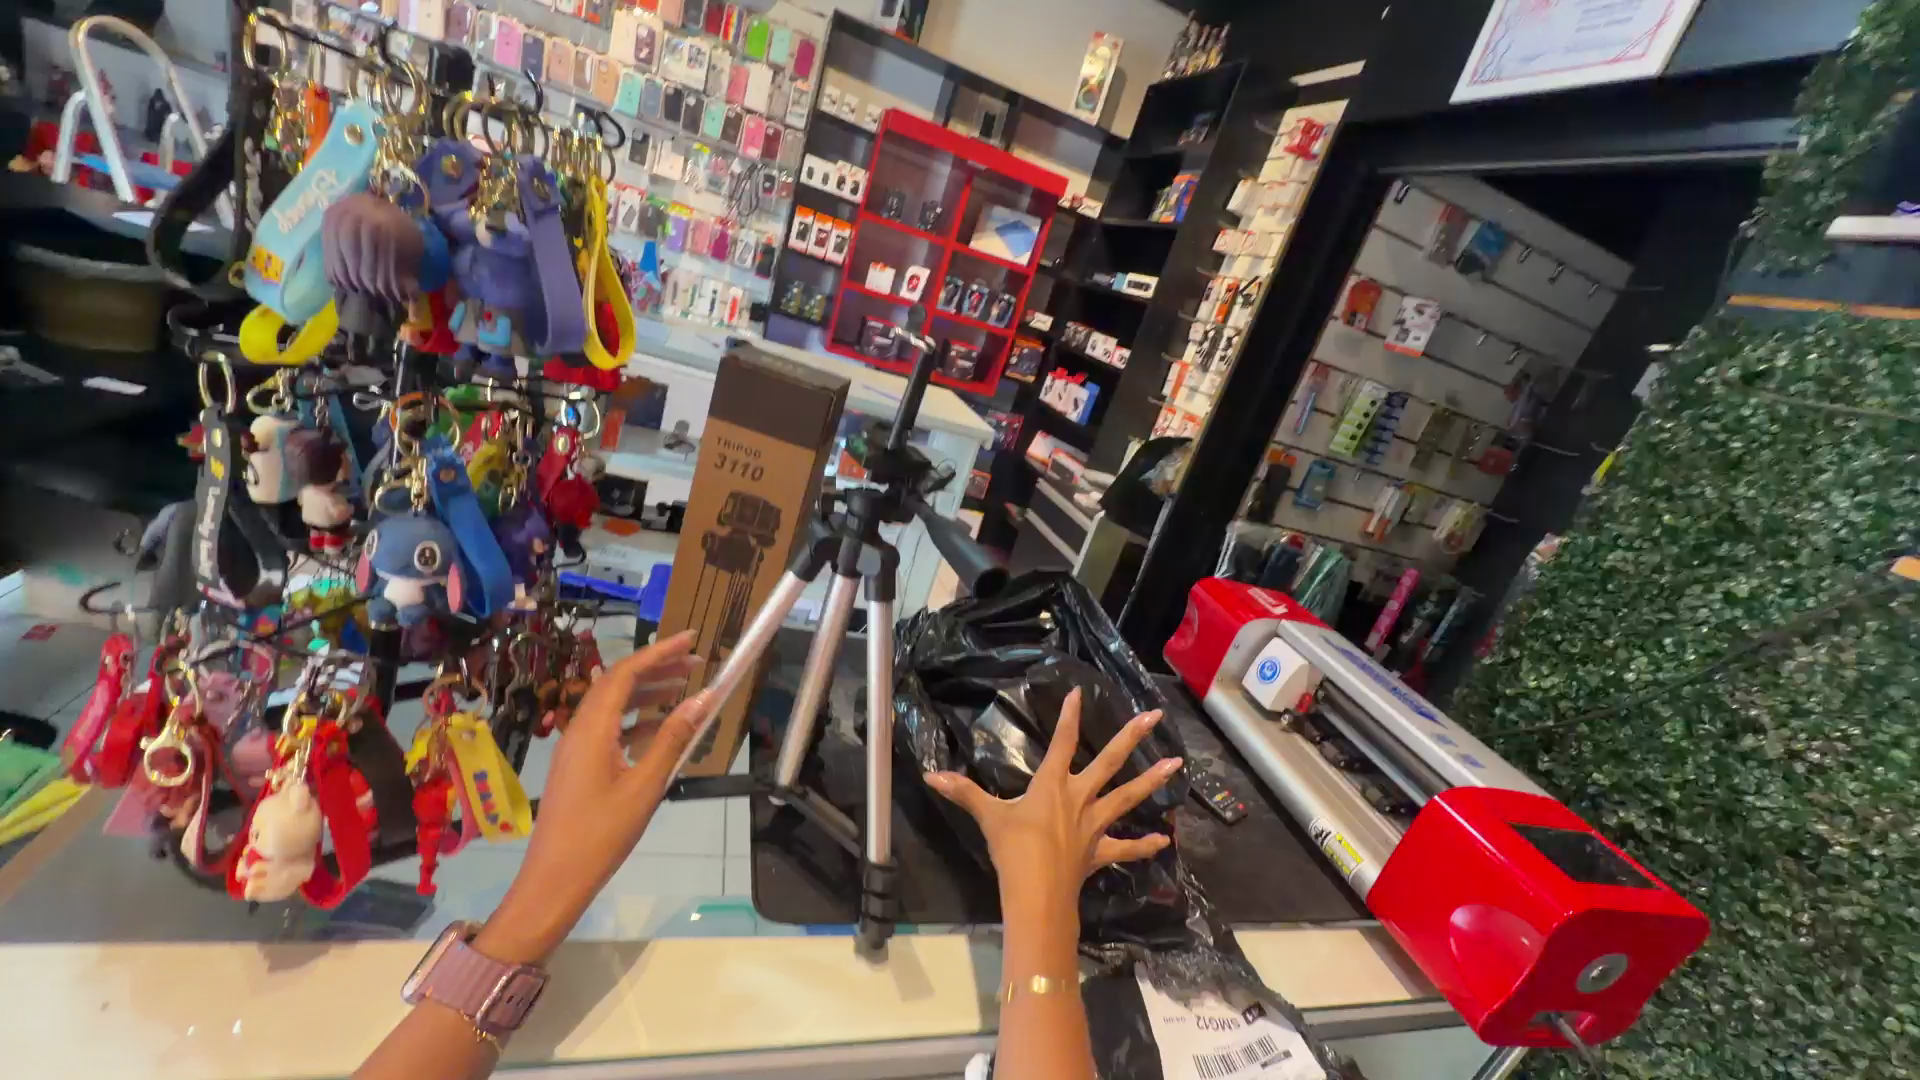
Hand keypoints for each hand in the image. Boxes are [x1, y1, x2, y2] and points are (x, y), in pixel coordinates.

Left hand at [478, 630, 712, 963]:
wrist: (554, 882)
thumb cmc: (601, 834)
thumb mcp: (645, 785)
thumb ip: (673, 739)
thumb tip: (703, 699)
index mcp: (592, 729)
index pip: (625, 673)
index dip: (659, 651)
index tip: (692, 639)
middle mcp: (580, 730)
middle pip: (618, 683)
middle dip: (657, 667)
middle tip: (696, 662)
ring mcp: (577, 748)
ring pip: (614, 705)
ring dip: (649, 692)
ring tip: (685, 689)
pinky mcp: (579, 765)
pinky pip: (610, 727)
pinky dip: (638, 719)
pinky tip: (663, 728)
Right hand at [924, 688, 1181, 915]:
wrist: (1037, 894)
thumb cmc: (1013, 850)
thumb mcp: (987, 817)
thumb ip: (963, 793)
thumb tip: (931, 775)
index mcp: (1052, 784)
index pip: (1063, 741)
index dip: (1070, 716)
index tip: (1079, 692)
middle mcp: (1080, 797)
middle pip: (1110, 761)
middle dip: (1132, 737)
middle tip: (1155, 716)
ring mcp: (1095, 824)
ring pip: (1128, 797)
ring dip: (1151, 780)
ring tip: (1177, 765)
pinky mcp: (1100, 852)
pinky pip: (1126, 847)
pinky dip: (1145, 844)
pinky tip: (1164, 840)